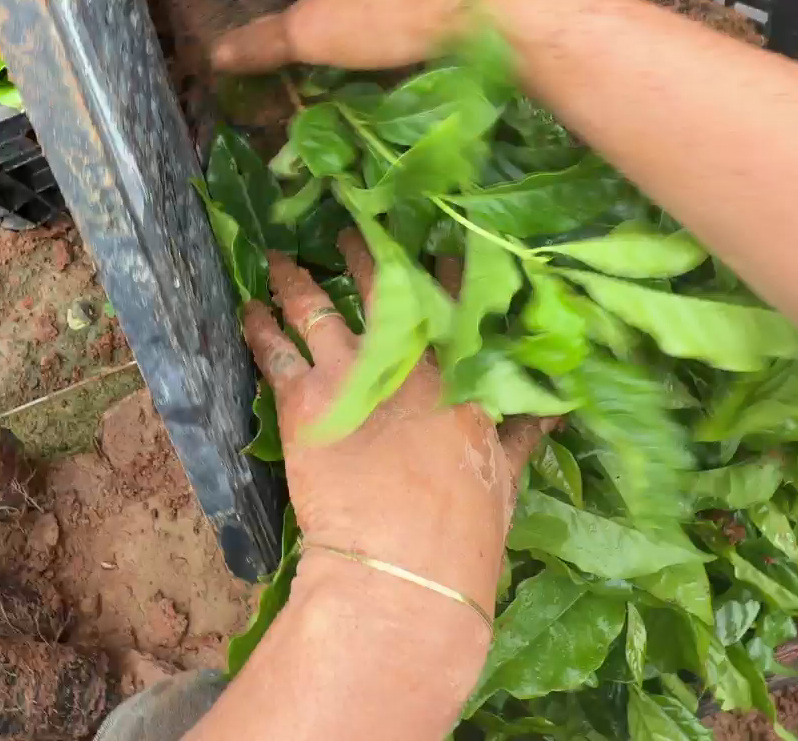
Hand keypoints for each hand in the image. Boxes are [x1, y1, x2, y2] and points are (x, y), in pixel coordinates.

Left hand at [241, 233, 551, 612]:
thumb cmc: (464, 527)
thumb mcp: (504, 476)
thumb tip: (548, 410)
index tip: (430, 243)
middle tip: (349, 229)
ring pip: (315, 307)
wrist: (403, 568)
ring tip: (280, 258)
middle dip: (365, 252)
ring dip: (295, 279)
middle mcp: (401, 357)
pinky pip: (274, 350)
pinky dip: (259, 327)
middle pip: (378, 287)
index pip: (450, 299)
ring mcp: (347, 371)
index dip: (438, 267)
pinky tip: (249, 308)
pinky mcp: (303, 398)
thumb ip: (521, 434)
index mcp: (454, 370)